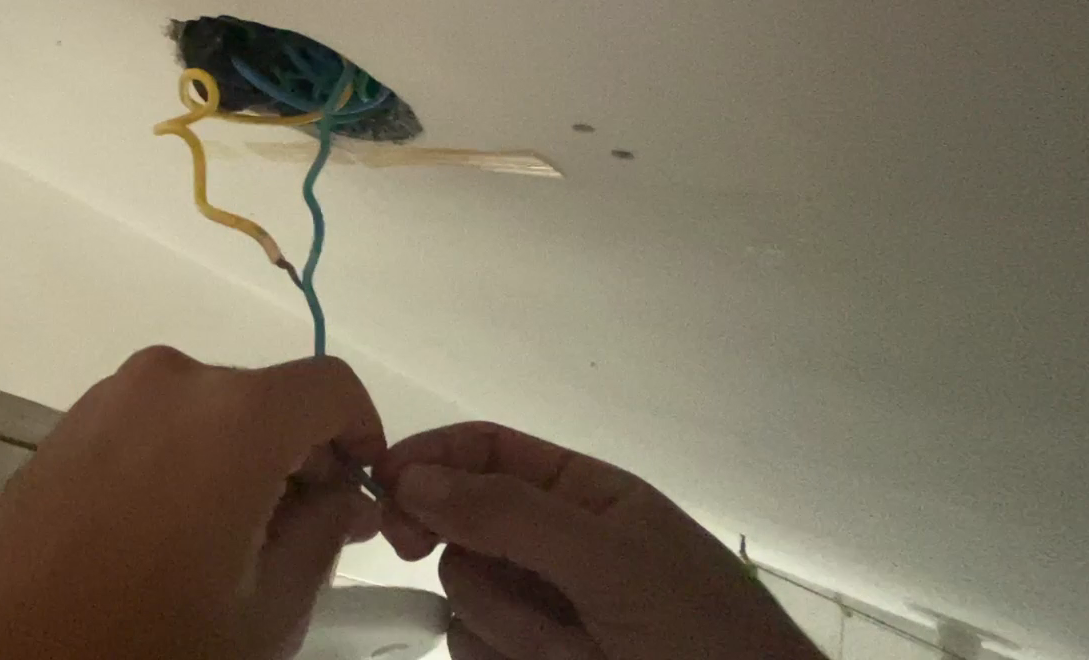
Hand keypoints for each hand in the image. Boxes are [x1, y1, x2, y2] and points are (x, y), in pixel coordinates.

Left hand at [0, 346, 385, 659]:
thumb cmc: (148, 643)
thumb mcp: (265, 612)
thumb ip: (321, 535)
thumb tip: (339, 493)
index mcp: (232, 413)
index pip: (330, 386)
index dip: (361, 433)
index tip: (358, 493)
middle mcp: (174, 379)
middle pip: (267, 399)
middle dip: (298, 455)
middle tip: (300, 535)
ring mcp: (115, 392)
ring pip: (211, 409)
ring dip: (239, 457)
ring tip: (227, 544)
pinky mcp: (75, 416)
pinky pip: (157, 419)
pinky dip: (185, 455)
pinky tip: (166, 529)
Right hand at [375, 422, 824, 659]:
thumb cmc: (706, 649)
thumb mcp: (613, 563)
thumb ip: (508, 512)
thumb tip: (408, 476)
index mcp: (581, 496)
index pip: (484, 449)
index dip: (429, 456)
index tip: (382, 483)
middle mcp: (553, 546)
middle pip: (459, 518)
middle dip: (449, 537)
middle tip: (408, 543)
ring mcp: (542, 611)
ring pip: (462, 588)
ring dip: (499, 619)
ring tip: (569, 655)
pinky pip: (473, 648)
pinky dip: (497, 658)